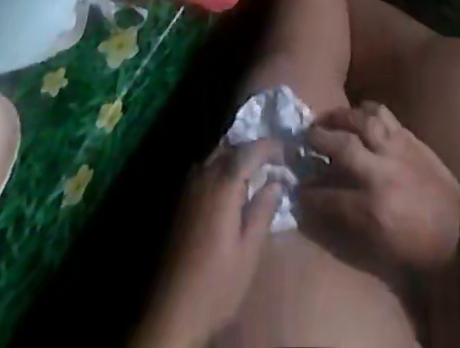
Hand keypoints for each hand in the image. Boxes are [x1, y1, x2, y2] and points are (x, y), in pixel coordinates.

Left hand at [135, 140, 284, 347]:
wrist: (171, 312)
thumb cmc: (217, 284)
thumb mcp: (250, 250)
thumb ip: (263, 210)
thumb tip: (276, 181)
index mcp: (222, 187)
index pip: (249, 151)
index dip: (270, 146)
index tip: (288, 152)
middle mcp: (202, 180)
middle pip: (229, 149)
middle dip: (252, 150)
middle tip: (274, 162)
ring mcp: (187, 191)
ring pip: (214, 158)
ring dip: (235, 158)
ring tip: (256, 172)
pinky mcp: (180, 205)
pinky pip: (204, 172)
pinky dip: (221, 169)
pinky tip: (232, 188)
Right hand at [299, 102, 459, 275]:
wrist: (459, 228)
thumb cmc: (416, 244)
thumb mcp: (377, 244)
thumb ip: (346, 219)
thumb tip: (320, 201)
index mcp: (370, 208)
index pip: (327, 196)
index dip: (307, 193)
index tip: (296, 188)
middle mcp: (380, 173)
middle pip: (341, 147)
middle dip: (317, 141)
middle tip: (304, 139)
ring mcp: (396, 150)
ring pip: (363, 120)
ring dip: (340, 116)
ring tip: (326, 118)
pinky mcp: (409, 138)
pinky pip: (384, 115)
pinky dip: (366, 110)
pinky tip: (357, 112)